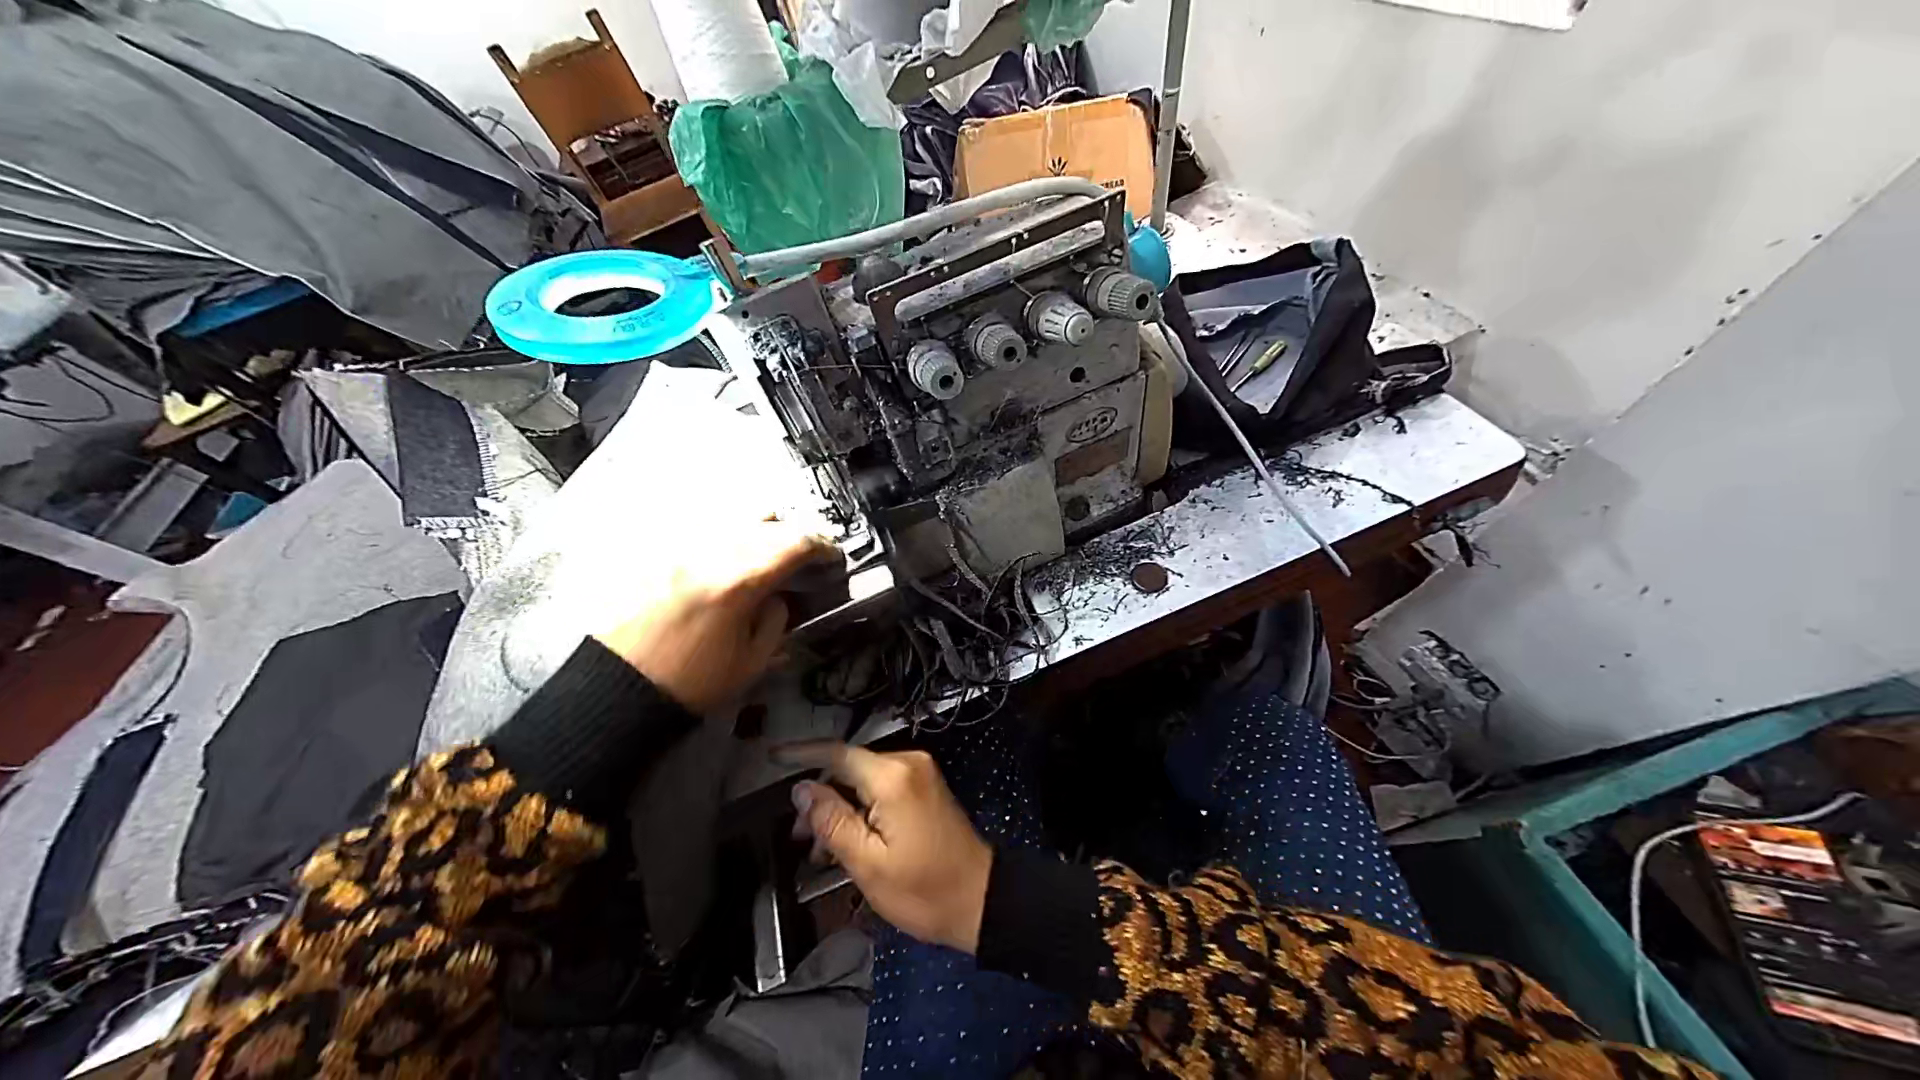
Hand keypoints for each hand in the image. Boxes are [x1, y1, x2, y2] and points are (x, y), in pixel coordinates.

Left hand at [595, 523, 838, 712]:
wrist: (619, 688)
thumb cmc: (689, 683)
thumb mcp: (749, 664)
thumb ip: (775, 623)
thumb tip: (779, 599)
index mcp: (738, 584)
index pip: (793, 545)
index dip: (820, 547)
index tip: (831, 556)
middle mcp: (710, 556)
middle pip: (765, 524)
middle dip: (794, 535)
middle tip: (806, 553)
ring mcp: (681, 551)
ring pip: (733, 521)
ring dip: (762, 531)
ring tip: (771, 552)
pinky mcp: (660, 556)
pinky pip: (705, 532)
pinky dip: (729, 537)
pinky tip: (733, 558)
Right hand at [776, 742, 992, 953]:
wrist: (980, 900)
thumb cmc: (925, 890)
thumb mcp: (868, 864)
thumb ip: (831, 821)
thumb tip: (802, 790)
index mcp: (893, 777)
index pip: (836, 753)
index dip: (800, 753)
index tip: (772, 756)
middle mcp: (908, 764)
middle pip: (848, 767)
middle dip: (819, 797)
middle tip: (799, 838)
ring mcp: (919, 774)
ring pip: (862, 780)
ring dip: (838, 807)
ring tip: (820, 849)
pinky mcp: (924, 787)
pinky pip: (881, 788)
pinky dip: (860, 809)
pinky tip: (847, 840)